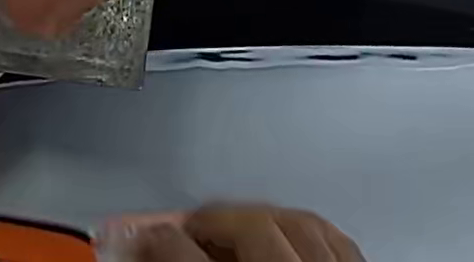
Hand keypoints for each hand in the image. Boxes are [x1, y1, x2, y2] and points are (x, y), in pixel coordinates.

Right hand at [129, 205, 364, 261]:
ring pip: (297, 226)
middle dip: (208, 218)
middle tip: (182, 223)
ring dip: (258, 216)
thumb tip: (149, 253)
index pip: (184, 257)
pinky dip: (311, 230)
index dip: (152, 240)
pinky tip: (292, 227)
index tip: (135, 235)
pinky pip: (338, 243)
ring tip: (231, 218)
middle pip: (247, 228)